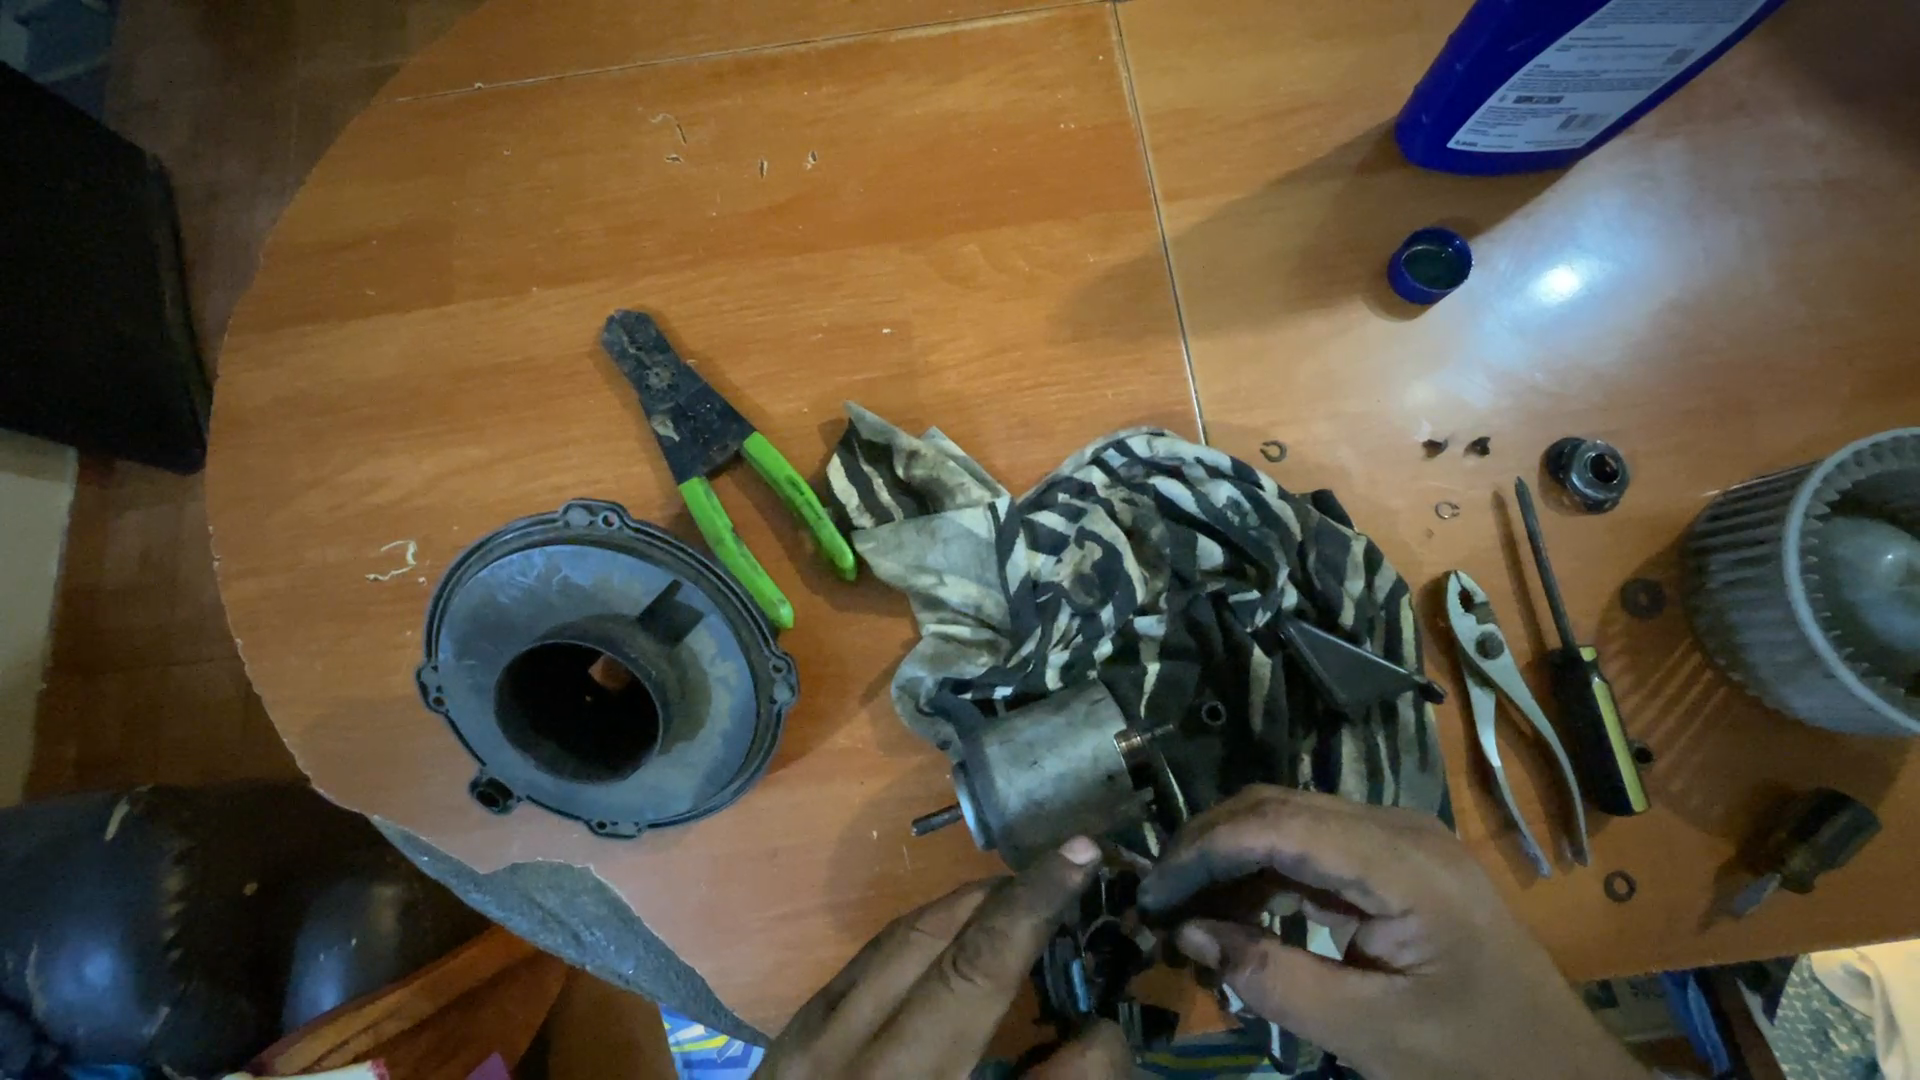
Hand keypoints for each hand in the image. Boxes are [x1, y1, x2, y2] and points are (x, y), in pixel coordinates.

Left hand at [759, 836, 1130, 1078]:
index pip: (973, 968)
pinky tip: (954, 938)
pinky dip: (924, 934)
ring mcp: (808, 1033)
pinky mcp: (796, 1028)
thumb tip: (1101, 1031)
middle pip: (932, 935)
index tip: (1080, 850)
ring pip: (900, 933)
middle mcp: (841, 1048)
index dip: (1031, 903)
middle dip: (1002, 896)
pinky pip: (872, 955)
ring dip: (963, 908)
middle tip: (1059, 881)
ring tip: (1017, 903)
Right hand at [1137, 786, 1649, 1079]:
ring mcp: (1392, 835)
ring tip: (1182, 905)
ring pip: (1282, 819)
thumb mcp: (1371, 1034)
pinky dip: (1259, 873)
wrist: (1566, 1076)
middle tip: (1156, 896)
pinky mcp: (1385, 856)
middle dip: (1206, 846)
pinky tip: (1230, 910)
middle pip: (1274, 807)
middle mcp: (1394, 825)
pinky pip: (1305, 846)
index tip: (1154, 891)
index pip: (1279, 824)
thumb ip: (1271, 979)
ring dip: (1227, 857)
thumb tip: (1186, 933)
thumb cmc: (1479, 1060)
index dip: (1205, 849)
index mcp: (1404, 862)